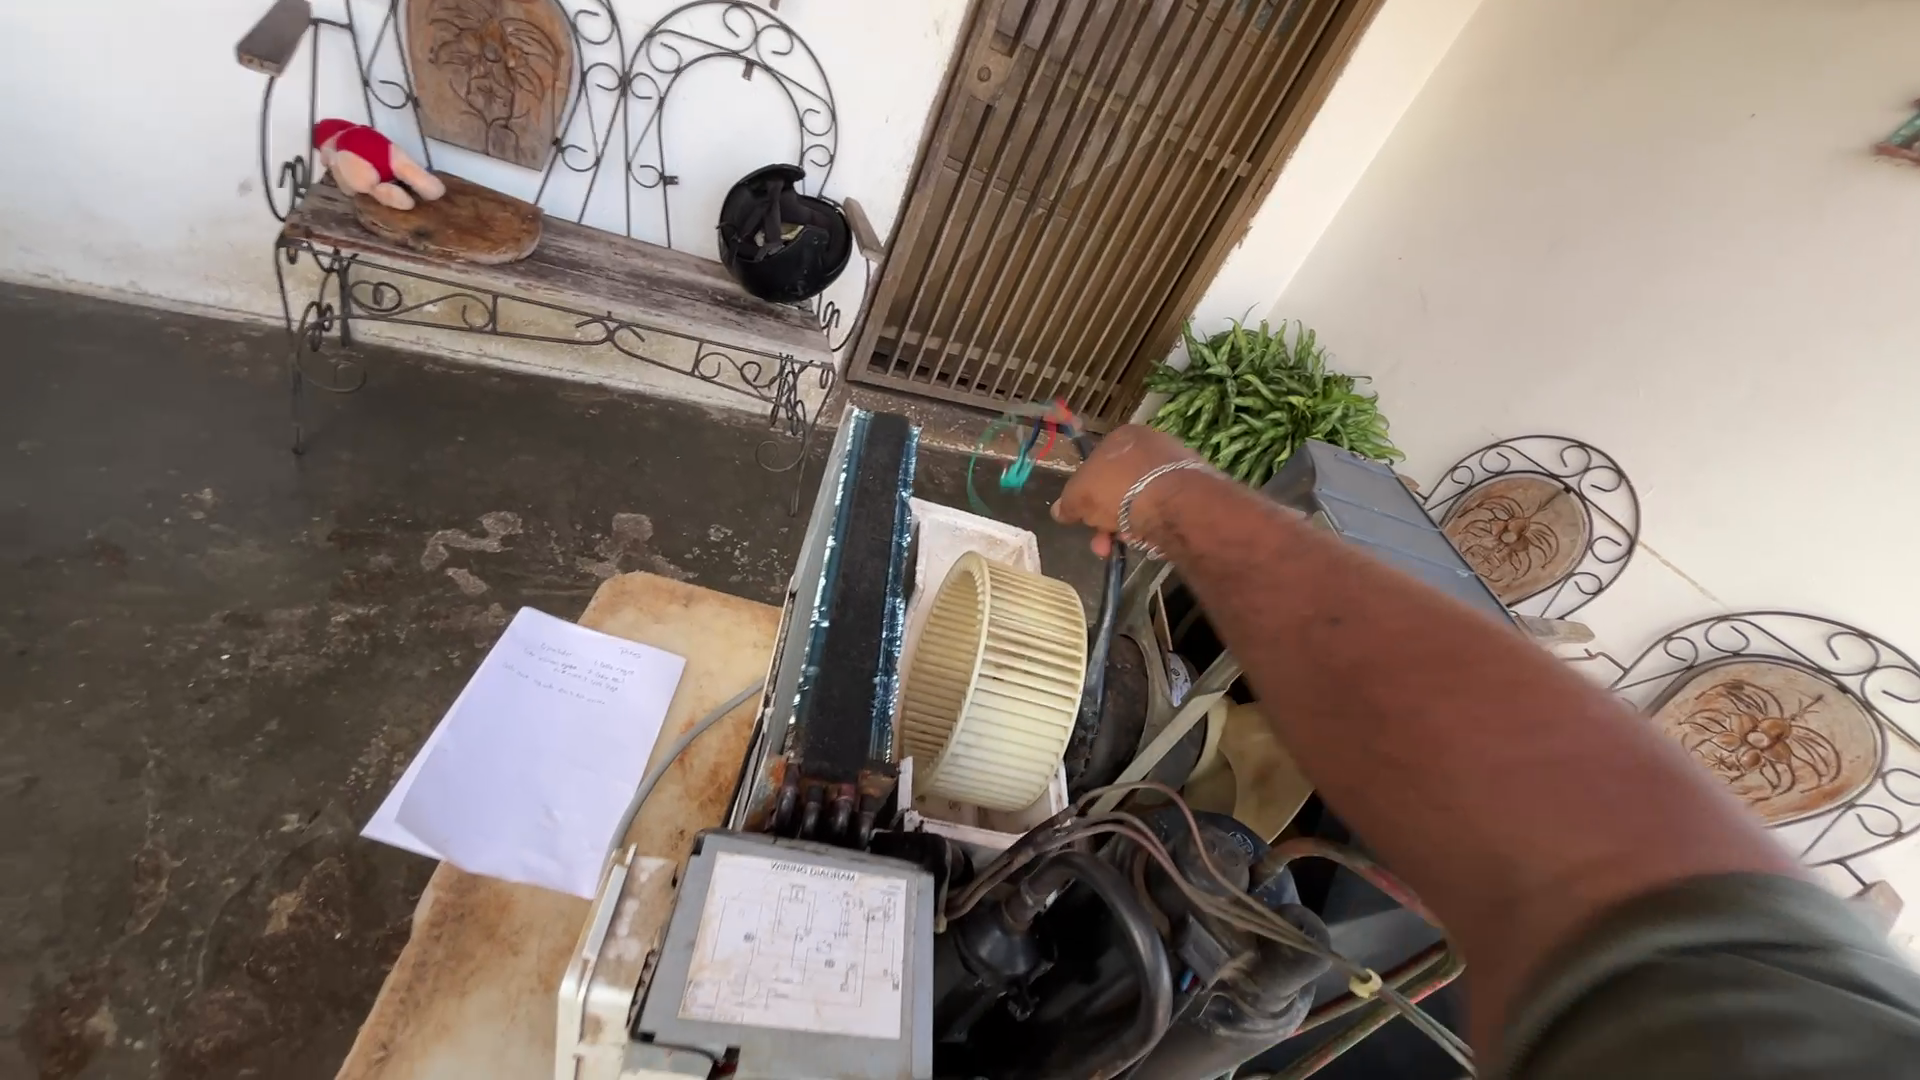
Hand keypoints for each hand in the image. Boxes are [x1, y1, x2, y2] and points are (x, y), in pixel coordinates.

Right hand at [1051, 425, 1203, 555]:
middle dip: (1104, 519)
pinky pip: (1162, 509)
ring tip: (1121, 545)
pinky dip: (1150, 525)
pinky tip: (1146, 539)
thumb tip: (1060, 510)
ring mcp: (1174, 466)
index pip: (1096, 464)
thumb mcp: (1078, 496)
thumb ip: (1067, 503)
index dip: (1085, 493)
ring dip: (1124, 527)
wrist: (1174, 503)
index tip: (1082, 516)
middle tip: (1100, 541)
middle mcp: (1150, 444)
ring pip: (1139, 501)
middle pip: (1117, 487)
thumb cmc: (1119, 489)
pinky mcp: (1192, 489)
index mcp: (1121, 436)